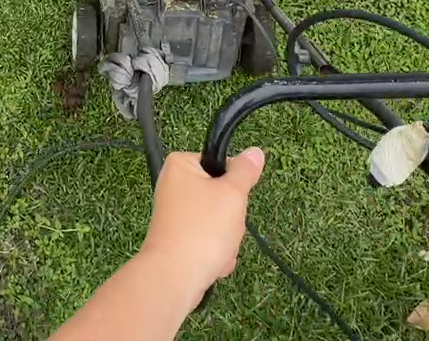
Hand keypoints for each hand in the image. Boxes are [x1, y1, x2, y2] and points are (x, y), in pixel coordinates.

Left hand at [136, 149, 264, 304]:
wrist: (175, 276)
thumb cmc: (202, 229)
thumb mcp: (232, 194)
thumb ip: (245, 172)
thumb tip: (255, 152)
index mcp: (180, 164)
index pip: (220, 165)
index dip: (233, 184)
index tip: (233, 200)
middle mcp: (173, 184)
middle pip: (219, 195)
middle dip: (230, 217)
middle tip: (226, 227)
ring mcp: (174, 212)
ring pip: (216, 219)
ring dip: (226, 237)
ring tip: (219, 247)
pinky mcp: (177, 236)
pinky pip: (206, 237)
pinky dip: (215, 250)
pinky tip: (213, 261)